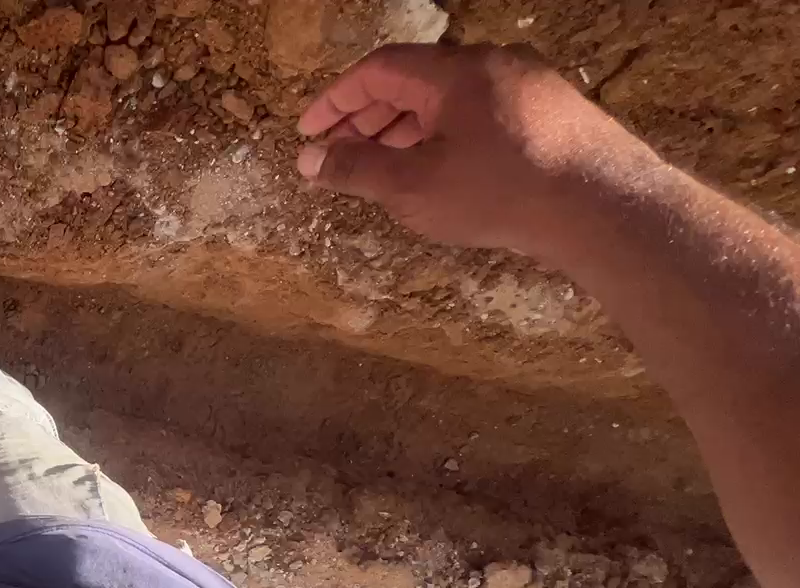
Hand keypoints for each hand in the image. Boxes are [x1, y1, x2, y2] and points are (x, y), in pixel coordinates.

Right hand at [295, 44, 661, 259]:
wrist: (597, 204)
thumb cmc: (494, 191)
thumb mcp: (409, 185)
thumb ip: (353, 169)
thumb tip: (307, 158)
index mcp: (455, 74)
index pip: (378, 70)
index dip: (334, 99)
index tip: (306, 131)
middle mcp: (490, 66)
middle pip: (408, 80)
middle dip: (360, 117)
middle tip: (331, 154)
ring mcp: (520, 85)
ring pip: (438, 98)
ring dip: (393, 129)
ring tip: (369, 166)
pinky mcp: (539, 111)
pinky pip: (467, 112)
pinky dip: (428, 134)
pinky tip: (421, 168)